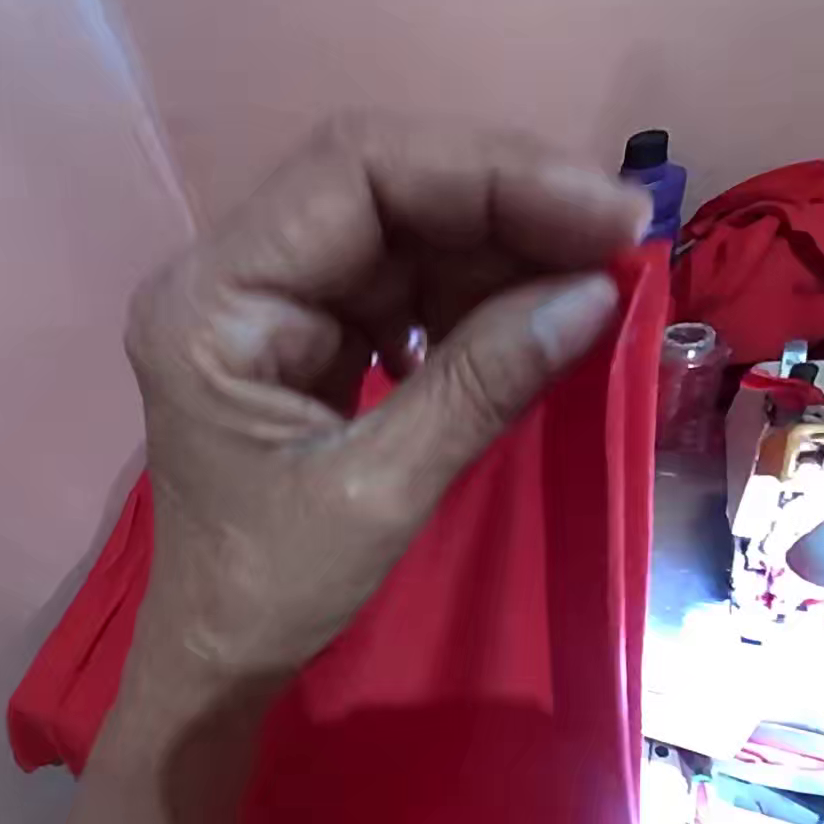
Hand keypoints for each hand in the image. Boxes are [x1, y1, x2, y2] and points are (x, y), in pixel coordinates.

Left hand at [124, 113, 649, 688]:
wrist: (222, 647)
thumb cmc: (273, 590)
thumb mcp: (380, 491)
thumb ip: (482, 383)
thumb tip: (596, 292)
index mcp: (211, 303)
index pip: (352, 177)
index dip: (489, 176)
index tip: (605, 212)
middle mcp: (223, 280)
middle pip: (374, 192)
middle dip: (500, 210)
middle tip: (612, 242)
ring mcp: (257, 306)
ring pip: (389, 236)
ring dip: (489, 254)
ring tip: (579, 285)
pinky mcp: (291, 339)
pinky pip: (385, 290)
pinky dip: (457, 299)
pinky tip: (511, 324)